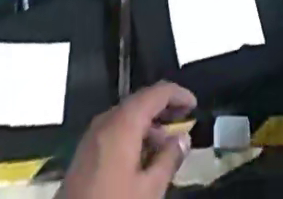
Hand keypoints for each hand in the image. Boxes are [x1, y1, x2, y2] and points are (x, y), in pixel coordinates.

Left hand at [58, 81, 196, 198]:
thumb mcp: (149, 190)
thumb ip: (168, 160)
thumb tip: (183, 138)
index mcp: (123, 122)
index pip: (154, 93)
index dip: (176, 94)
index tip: (194, 104)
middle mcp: (107, 119)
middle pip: (140, 101)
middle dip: (164, 106)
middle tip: (187, 117)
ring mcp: (95, 132)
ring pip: (128, 116)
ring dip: (150, 122)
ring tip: (170, 143)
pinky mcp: (89, 148)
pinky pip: (116, 129)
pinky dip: (135, 133)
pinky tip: (146, 154)